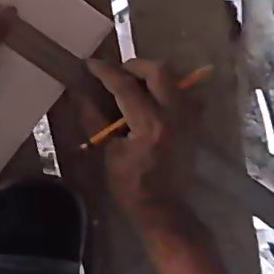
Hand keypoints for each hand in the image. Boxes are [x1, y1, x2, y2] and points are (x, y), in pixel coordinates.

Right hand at [84, 58, 230, 273]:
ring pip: (175, 79)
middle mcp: (174, 115)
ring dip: (153, 75)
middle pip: (159, 71)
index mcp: (149, 125)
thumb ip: (94, 119)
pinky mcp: (195, 124)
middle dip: (135, 65)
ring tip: (134, 85)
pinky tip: (153, 101)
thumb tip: (78, 93)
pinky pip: (185, 94)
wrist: (165, 209)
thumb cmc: (131, 187)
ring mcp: (189, 119)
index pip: (125, 86)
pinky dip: (168, 90)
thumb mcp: (108, 154)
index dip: (105, 71)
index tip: (90, 63)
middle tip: (118, 74)